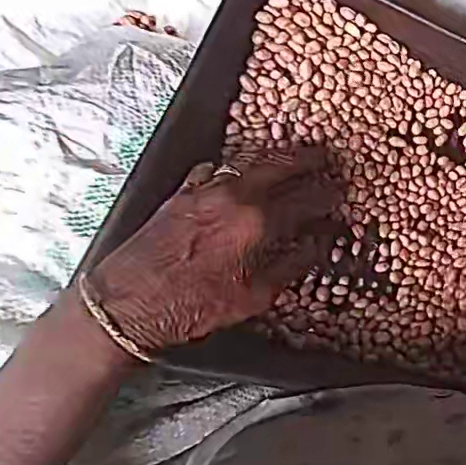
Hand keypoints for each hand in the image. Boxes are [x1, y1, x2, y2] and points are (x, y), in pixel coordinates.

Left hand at [86, 149, 341, 352]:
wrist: (124, 306)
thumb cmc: (194, 307)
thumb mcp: (255, 296)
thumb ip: (290, 266)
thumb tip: (314, 247)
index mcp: (258, 222)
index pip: (306, 199)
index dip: (327, 196)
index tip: (340, 194)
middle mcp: (234, 197)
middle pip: (280, 165)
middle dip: (308, 160)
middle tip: (326, 157)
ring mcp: (204, 191)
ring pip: (248, 162)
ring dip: (274, 159)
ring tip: (291, 159)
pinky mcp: (180, 194)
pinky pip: (214, 169)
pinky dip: (232, 168)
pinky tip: (237, 174)